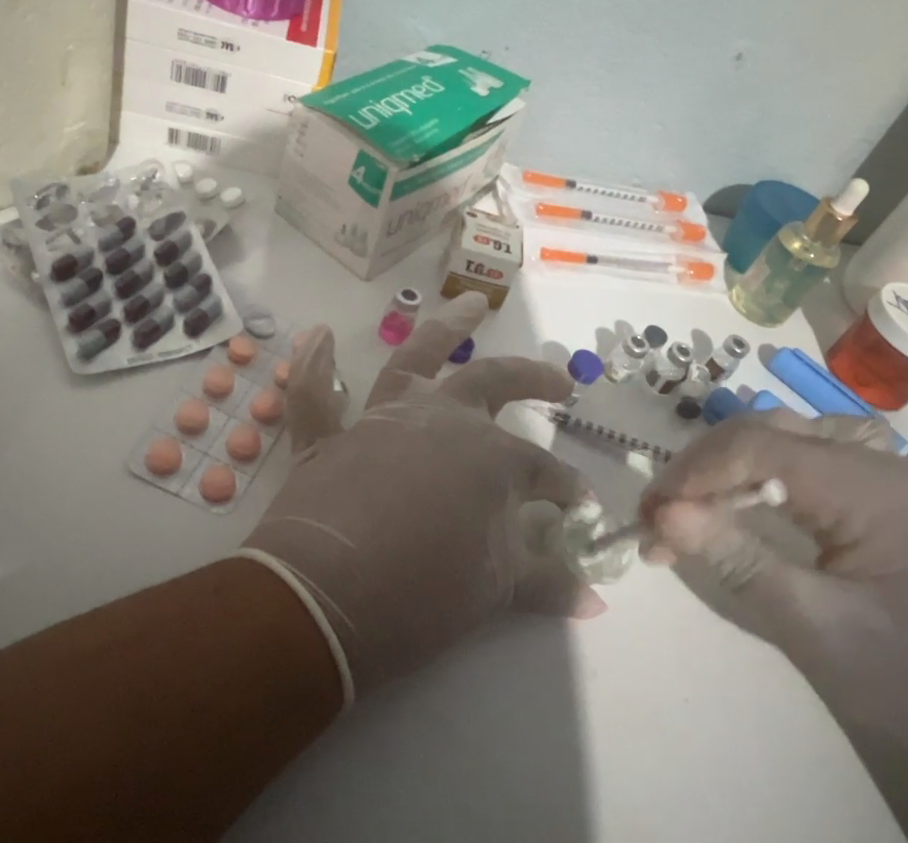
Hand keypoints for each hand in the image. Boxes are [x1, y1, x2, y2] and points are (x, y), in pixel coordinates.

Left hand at [239, 293, 604, 702]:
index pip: (542, 471)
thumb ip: (546, 582)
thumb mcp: (495, 590)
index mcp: (489, 456)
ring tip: (471, 304)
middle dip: (531, 378)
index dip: (564, 491)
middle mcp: (440, 422)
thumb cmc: (422, 593)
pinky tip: (317, 335)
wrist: (325, 603)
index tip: (578, 511)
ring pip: (414, 359)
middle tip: (558, 382)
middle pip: (493, 382)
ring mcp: (381, 422)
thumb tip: (594, 599)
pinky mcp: (328, 440)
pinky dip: (313, 365)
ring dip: (444, 329)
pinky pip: (314, 396)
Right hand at [640, 410, 907, 792]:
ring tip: (692, 513)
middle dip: (701, 469)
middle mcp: (876, 460)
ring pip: (783, 436)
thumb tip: (664, 511)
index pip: (755, 445)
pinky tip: (744, 505)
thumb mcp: (818, 628)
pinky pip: (808, 458)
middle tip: (660, 522)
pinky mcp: (883, 494)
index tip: (648, 519)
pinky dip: (761, 474)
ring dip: (727, 466)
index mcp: (867, 485)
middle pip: (765, 430)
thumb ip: (738, 561)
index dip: (691, 474)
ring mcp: (884, 473)